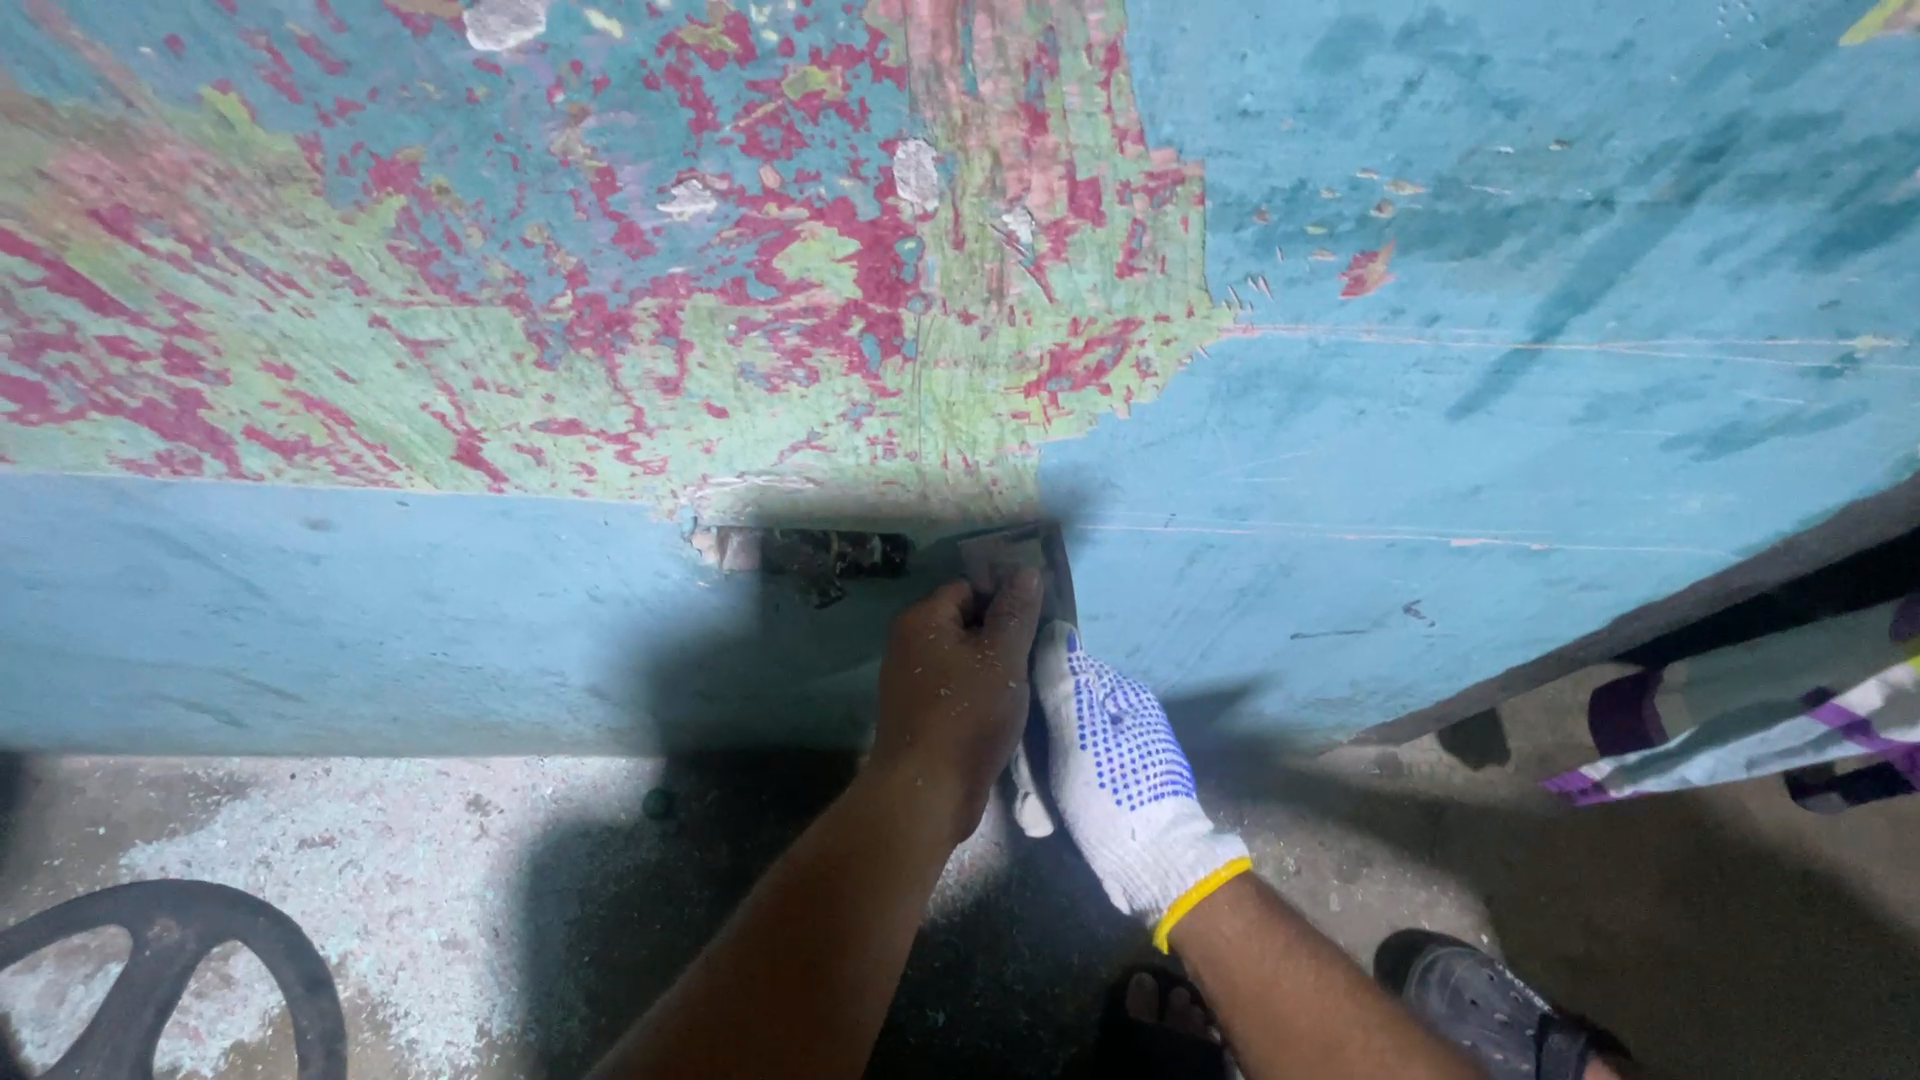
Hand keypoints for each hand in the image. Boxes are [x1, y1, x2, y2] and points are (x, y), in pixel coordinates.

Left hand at [867, 570, 1044, 845]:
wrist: (926, 792)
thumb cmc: (966, 716)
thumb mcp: (1001, 657)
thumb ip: (1016, 612)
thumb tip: (1026, 570)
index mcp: (922, 620)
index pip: (969, 588)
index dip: (1003, 600)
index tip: (1035, 624)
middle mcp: (908, 644)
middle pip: (964, 622)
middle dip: (1000, 636)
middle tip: (1033, 655)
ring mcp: (910, 681)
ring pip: (962, 658)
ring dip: (992, 668)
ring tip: (1022, 684)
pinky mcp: (918, 713)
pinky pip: (955, 687)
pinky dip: (977, 692)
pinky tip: (1001, 710)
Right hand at [1032, 623, 1249, 949]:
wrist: (1153, 867)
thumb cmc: (1111, 792)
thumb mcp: (1077, 732)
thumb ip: (1062, 679)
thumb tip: (1055, 625)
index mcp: (1122, 693)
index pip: (1061, 673)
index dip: (1031, 697)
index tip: (1014, 726)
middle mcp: (1126, 715)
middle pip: (1059, 714)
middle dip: (1034, 749)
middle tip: (1028, 785)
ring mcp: (1125, 750)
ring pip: (1061, 748)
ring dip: (1041, 777)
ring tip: (1037, 809)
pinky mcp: (1121, 782)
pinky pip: (1076, 774)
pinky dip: (1058, 793)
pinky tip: (1048, 818)